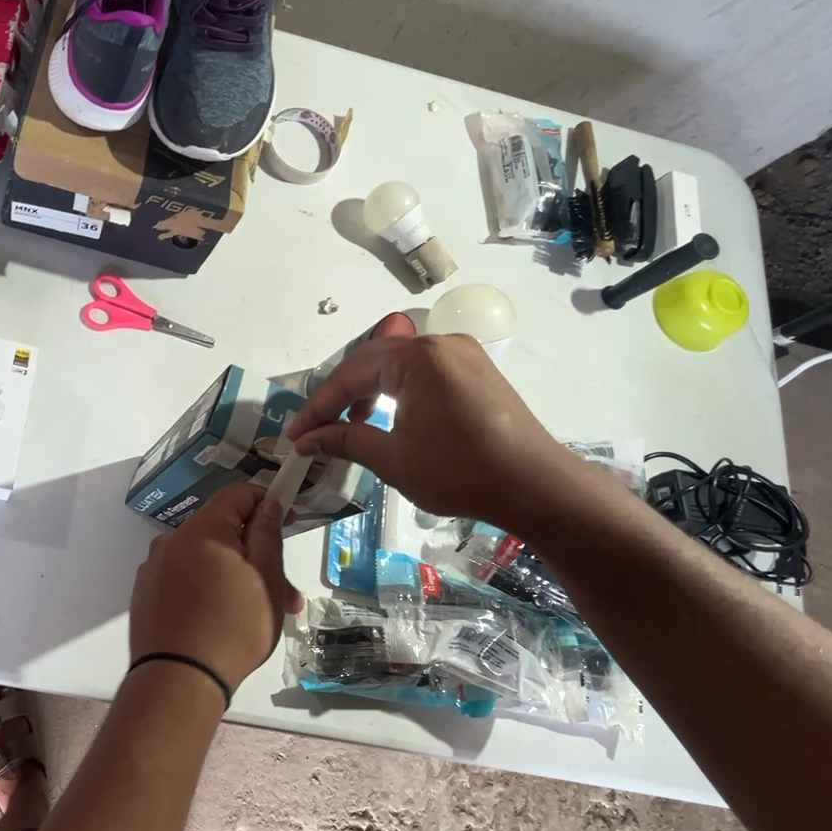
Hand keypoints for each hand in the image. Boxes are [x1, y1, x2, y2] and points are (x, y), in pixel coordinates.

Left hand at [129, 484, 300, 691]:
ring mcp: (154, 569)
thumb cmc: (233, 626)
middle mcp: (171, 541)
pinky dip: (209, 591)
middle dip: (258, 555)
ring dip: (237, 578)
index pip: (236, 494)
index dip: (267, 502)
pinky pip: (184, 581)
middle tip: (287, 595)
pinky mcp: (145, 596)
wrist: (178, 679)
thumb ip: (266, 533)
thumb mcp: (265, 576)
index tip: (290, 521)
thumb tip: (268, 504)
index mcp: (201, 529)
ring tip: (261, 615)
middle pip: (222, 533)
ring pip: (205, 561)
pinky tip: (223, 622)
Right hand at [285, 314, 586, 532]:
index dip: (318, 408)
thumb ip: (345, 440)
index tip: (295, 436)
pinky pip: (421, 370)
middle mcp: (439, 344)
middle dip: (339, 395)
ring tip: (348, 424)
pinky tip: (387, 416)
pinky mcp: (474, 369)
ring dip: (367, 390)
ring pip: (396, 363)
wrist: (536, 486)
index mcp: (417, 359)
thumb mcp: (393, 459)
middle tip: (315, 428)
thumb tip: (306, 440)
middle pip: (371, 360)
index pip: (350, 376)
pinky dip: (395, 389)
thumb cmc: (460, 472)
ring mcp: (461, 354)